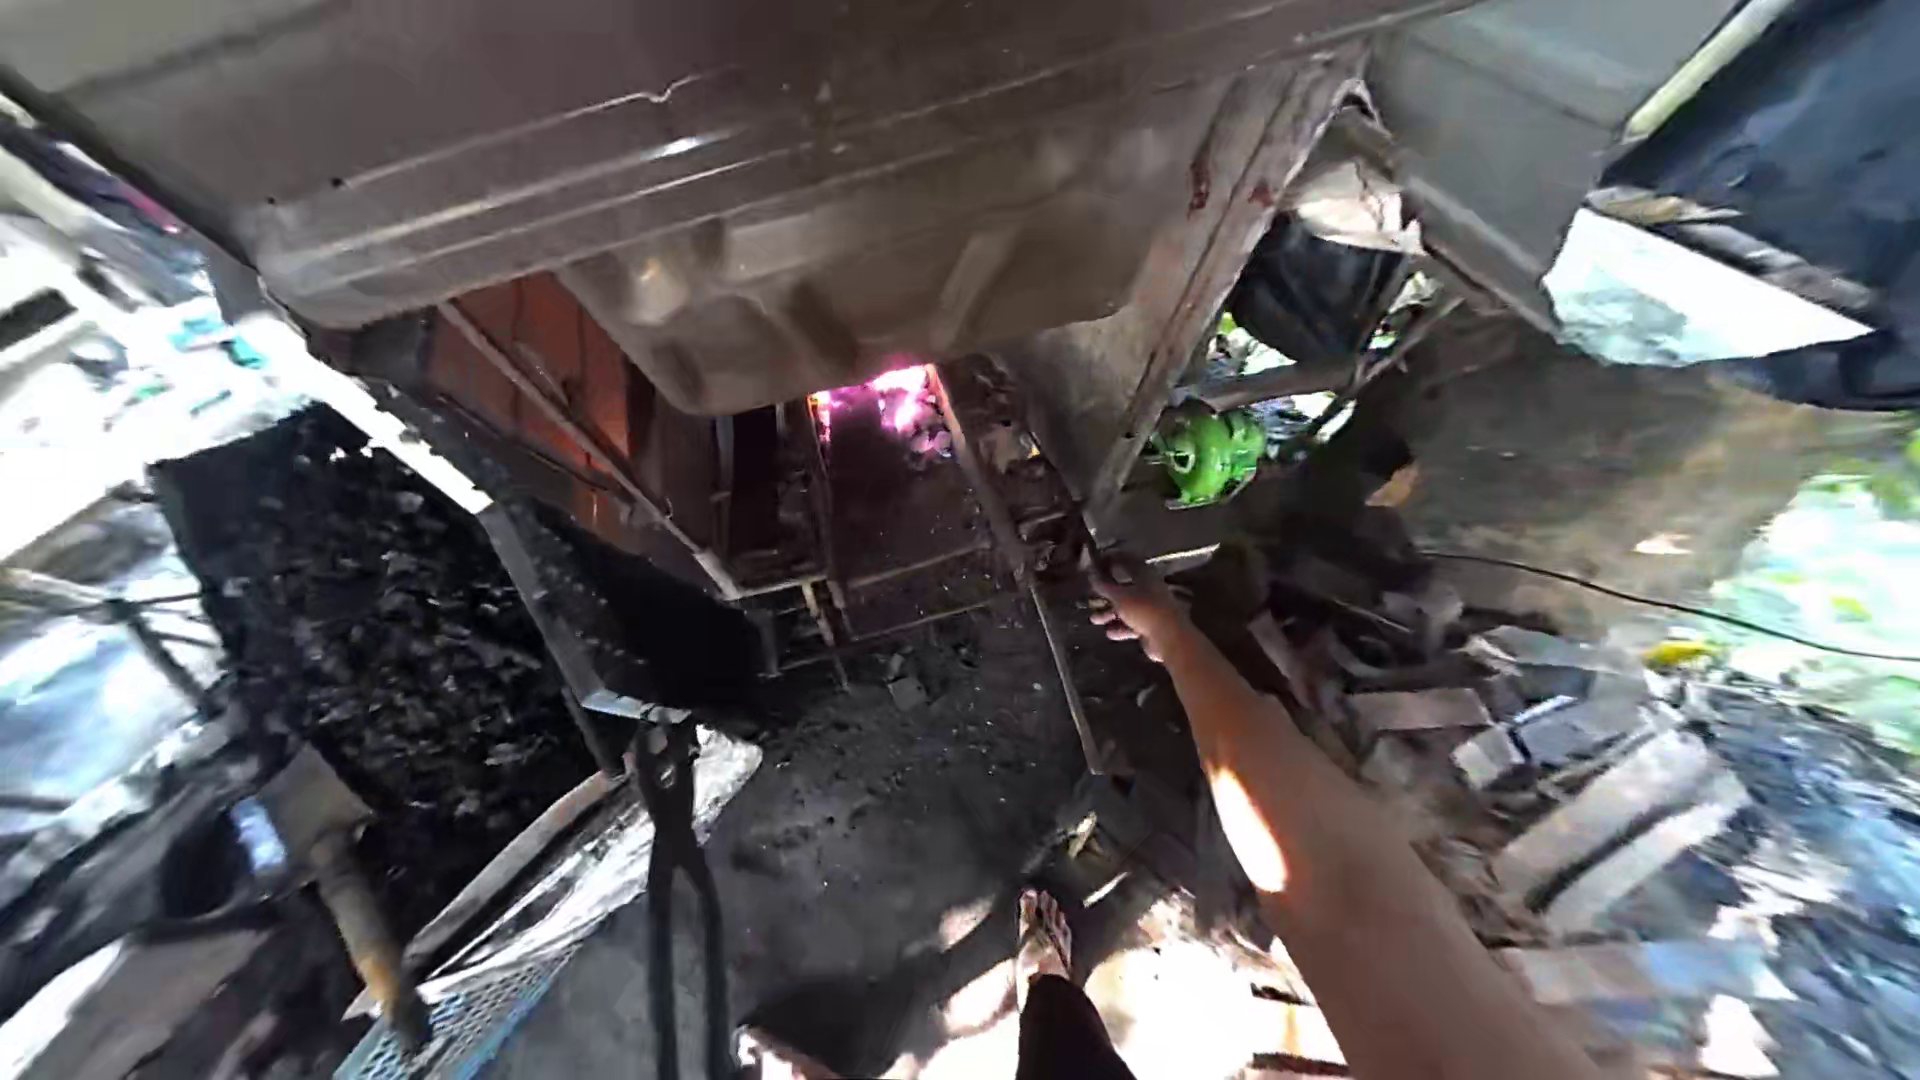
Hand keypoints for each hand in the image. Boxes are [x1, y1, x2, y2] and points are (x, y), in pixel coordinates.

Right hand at [1086, 554, 1189, 662]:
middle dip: (1106, 594)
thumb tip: (1091, 574)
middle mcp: (1149, 588)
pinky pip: (1132, 624)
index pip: (1127, 560)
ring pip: (1127, 607)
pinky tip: (1110, 633)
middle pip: (1124, 587)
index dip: (1111, 559)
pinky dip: (1121, 627)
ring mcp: (1151, 607)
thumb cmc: (1144, 609)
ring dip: (1110, 613)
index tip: (1096, 563)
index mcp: (1145, 574)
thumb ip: (1104, 586)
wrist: (1169, 638)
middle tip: (1091, 597)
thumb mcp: (1119, 596)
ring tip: (1095, 619)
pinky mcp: (1152, 625)